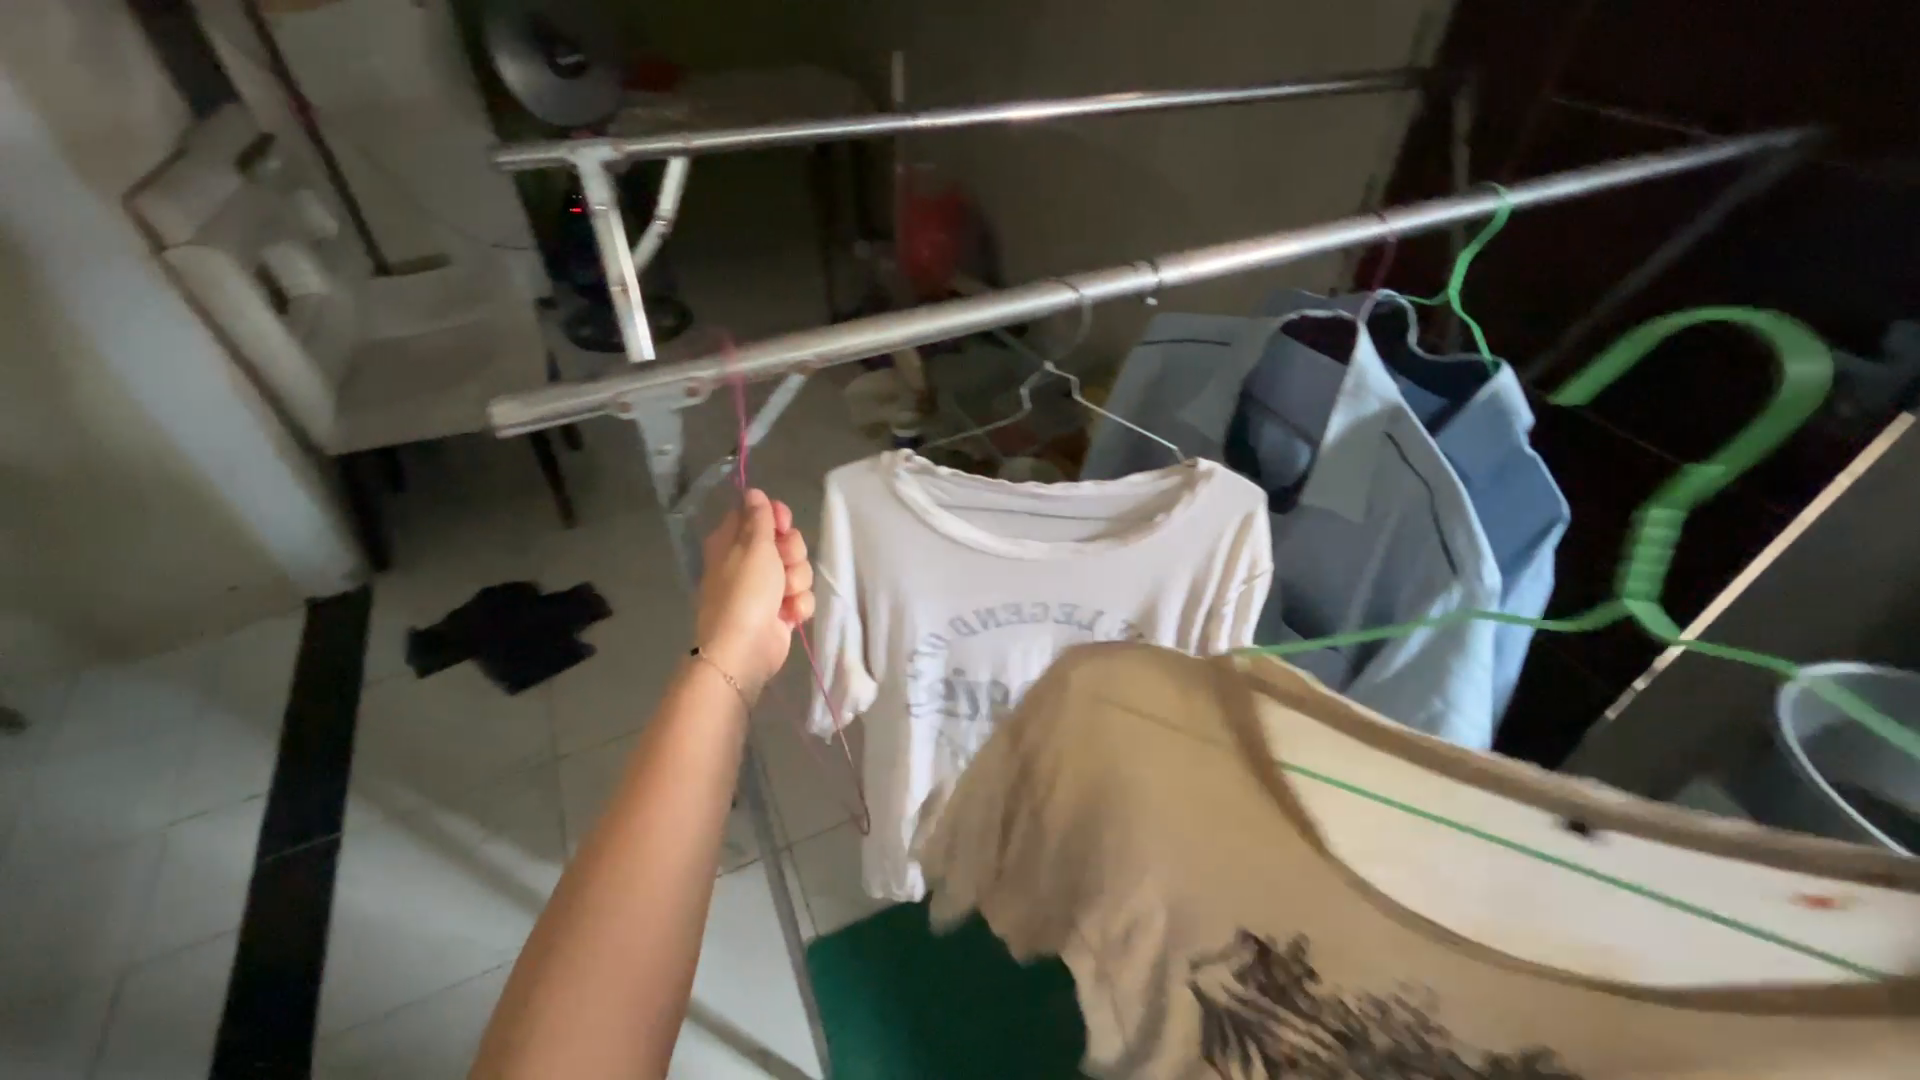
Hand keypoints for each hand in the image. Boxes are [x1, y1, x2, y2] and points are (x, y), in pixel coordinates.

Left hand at [695, 489, 813, 697]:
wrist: (744, 648)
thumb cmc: (745, 591)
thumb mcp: (753, 546)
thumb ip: (758, 517)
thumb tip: (753, 492)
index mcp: (732, 542)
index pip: (757, 514)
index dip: (775, 516)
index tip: (784, 523)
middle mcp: (748, 562)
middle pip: (785, 541)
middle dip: (792, 552)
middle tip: (783, 563)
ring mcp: (765, 588)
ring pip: (798, 569)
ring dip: (797, 581)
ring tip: (784, 596)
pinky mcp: (780, 611)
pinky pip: (801, 596)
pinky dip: (798, 605)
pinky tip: (789, 614)